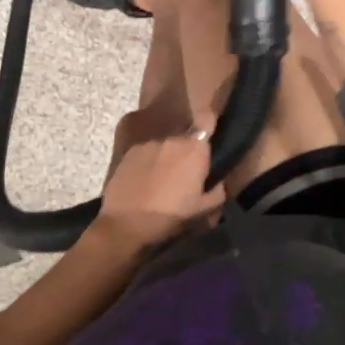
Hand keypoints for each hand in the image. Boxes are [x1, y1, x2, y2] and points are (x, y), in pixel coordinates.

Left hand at [95, 132, 225, 250]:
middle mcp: (172, 138)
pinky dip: (149, 161)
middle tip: (187, 172)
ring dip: (168, 156)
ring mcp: (148, 143)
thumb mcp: (204, 211)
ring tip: (164, 178)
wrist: (125, 223)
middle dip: (188, 150)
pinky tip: (145, 180)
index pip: (207, 121)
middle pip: (186, 137)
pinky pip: (146, 152)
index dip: (211, 122)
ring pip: (165, 145)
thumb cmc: (170, 216)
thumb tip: (219, 182)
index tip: (213, 130)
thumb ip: (217, 191)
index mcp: (195, 149)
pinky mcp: (129, 151)